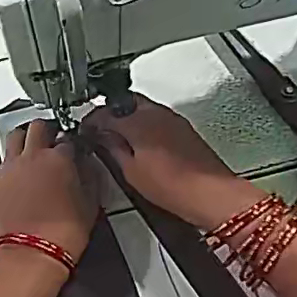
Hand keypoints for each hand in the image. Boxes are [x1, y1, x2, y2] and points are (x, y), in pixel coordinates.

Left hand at [0, 120, 98, 261]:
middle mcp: (32, 156)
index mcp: (59, 158)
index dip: (74, 144)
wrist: (31, 252)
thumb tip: (88, 167)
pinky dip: (12, 160)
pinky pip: (4, 160)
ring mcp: (12, 166)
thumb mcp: (90, 204)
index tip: (76, 151)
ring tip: (33, 151)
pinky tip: (20, 172)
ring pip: (15, 136)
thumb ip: (90, 177)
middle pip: (38, 127)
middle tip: (54, 142)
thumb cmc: (63, 232)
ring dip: (25, 139)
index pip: (68, 139)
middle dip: (47, 131)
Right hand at [82, 95, 264, 230]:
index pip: (104, 113)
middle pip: (123, 102)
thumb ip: (112, 149)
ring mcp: (171, 118)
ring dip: (125, 116)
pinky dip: (142, 122)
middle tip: (98, 129)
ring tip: (118, 136)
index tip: (85, 130)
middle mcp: (155, 113)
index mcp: (137, 121)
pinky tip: (140, 141)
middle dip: (108, 113)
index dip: (90, 122)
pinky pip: (155, 116)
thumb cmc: (175, 187)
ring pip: (140, 106)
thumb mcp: (130, 172)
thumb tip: (101, 138)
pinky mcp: (182, 127)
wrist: (211, 195)